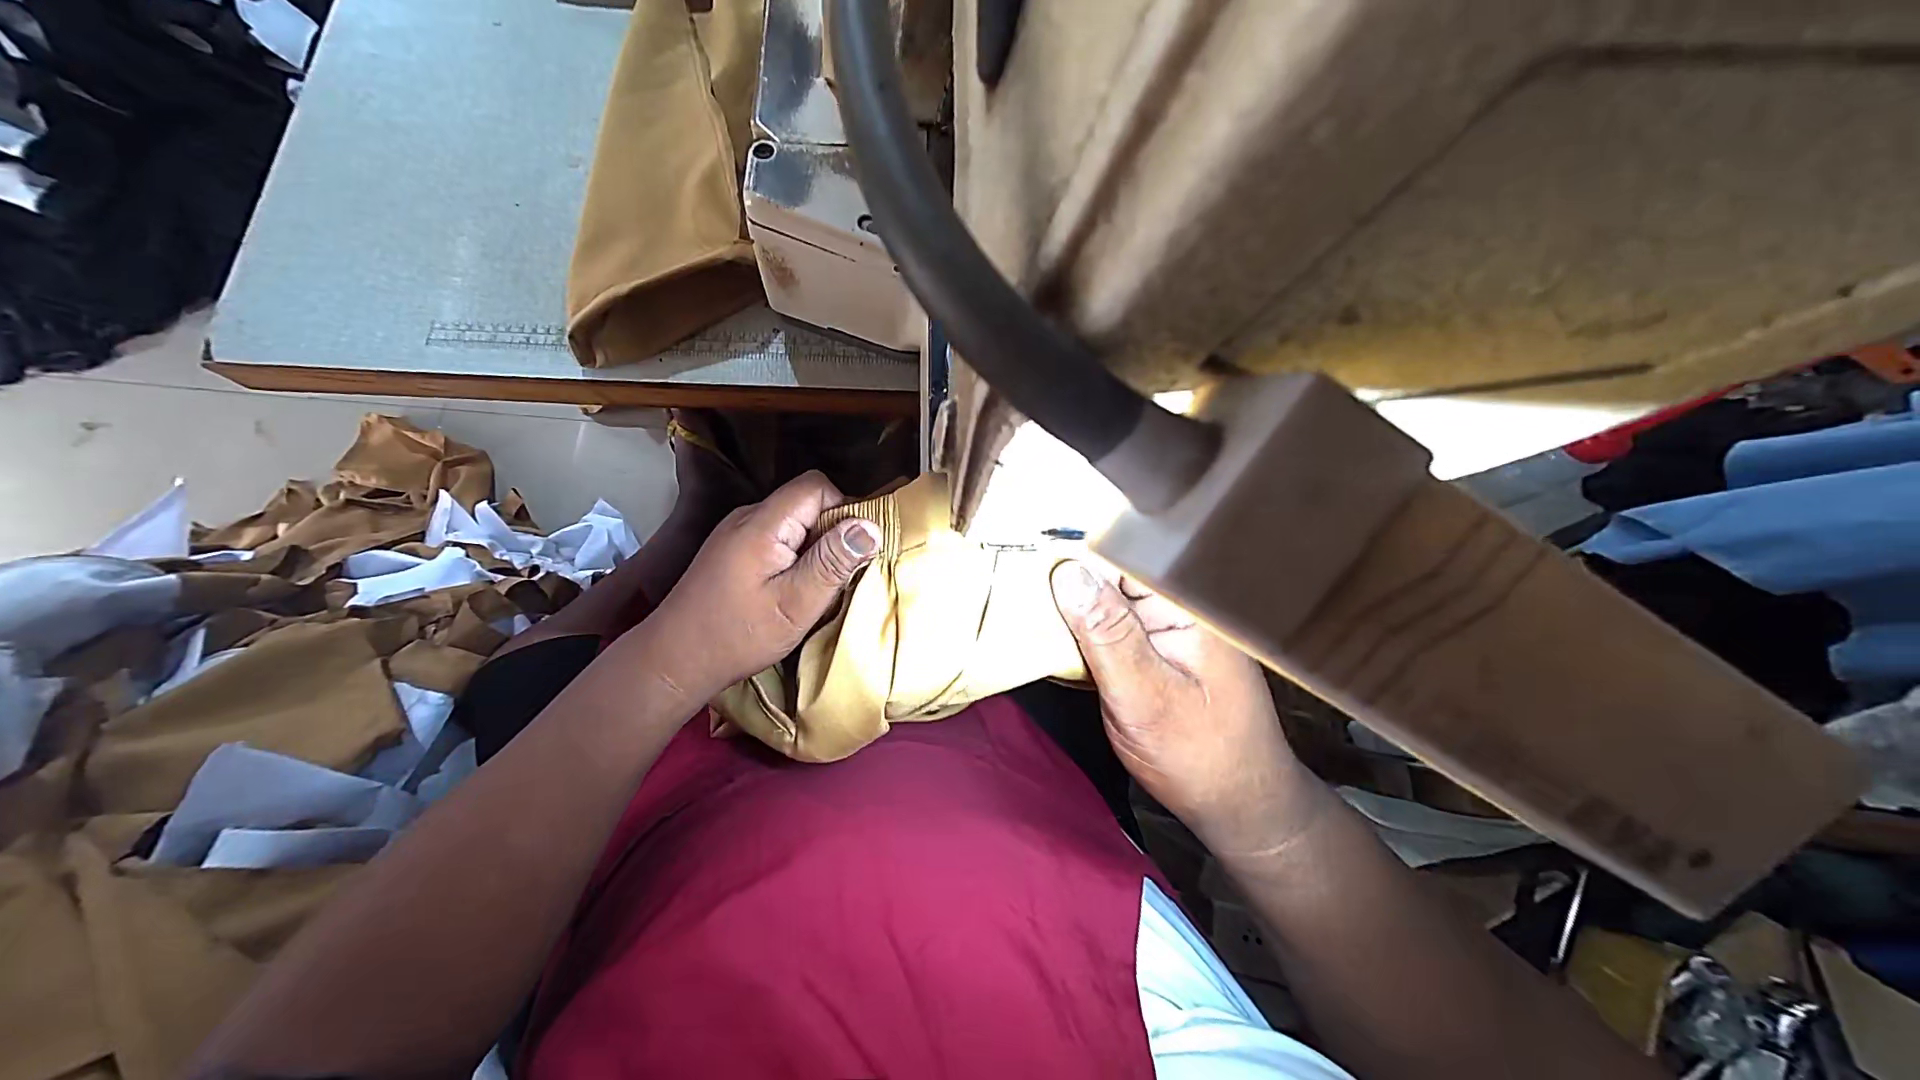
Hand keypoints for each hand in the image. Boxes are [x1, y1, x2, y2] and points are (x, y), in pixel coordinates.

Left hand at [635, 471, 879, 702]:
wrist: (674, 659)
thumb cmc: (736, 636)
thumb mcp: (795, 604)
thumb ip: (833, 562)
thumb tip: (871, 526)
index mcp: (763, 523)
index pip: (818, 486)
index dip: (846, 509)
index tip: (855, 551)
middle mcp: (748, 517)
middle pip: (806, 501)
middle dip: (832, 533)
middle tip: (837, 576)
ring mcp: (737, 532)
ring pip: (794, 521)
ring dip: (814, 548)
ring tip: (815, 587)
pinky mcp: (732, 549)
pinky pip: (777, 537)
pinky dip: (795, 557)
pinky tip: (792, 590)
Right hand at [1049, 561, 1323, 855]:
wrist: (1234, 802)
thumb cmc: (1200, 756)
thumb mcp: (1145, 696)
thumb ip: (1107, 635)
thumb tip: (1068, 575)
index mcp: (1187, 607)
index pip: (1122, 558)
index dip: (1073, 556)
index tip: (1028, 564)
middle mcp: (1177, 608)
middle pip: (1109, 575)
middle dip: (1064, 582)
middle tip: (1017, 591)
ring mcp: (1164, 629)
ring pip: (1103, 602)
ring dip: (1068, 611)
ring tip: (1028, 613)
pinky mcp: (1151, 649)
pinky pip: (1107, 629)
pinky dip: (1080, 636)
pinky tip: (1055, 641)